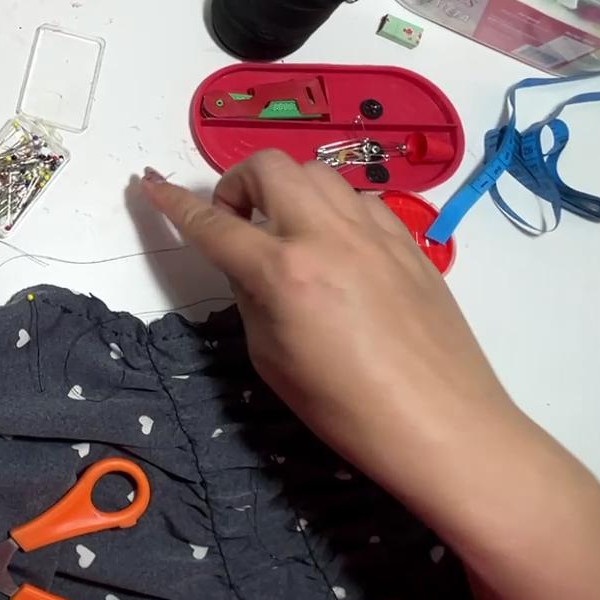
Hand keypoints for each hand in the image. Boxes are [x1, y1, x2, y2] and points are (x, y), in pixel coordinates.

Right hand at [142, 152, 525, 495]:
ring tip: (287, 231)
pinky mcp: (409, 243)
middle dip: (237, 183)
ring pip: (315, 171)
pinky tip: (337, 246)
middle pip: (267, 166)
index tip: (151, 184)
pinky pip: (357, 199)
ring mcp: (374, 235)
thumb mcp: (269, 355)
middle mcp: (326, 238)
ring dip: (286, 190)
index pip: (212, 223)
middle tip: (238, 222)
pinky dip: (331, 209)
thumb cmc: (346, 410)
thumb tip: (248, 262)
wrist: (448, 433)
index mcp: (284, 273)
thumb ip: (249, 293)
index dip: (173, 201)